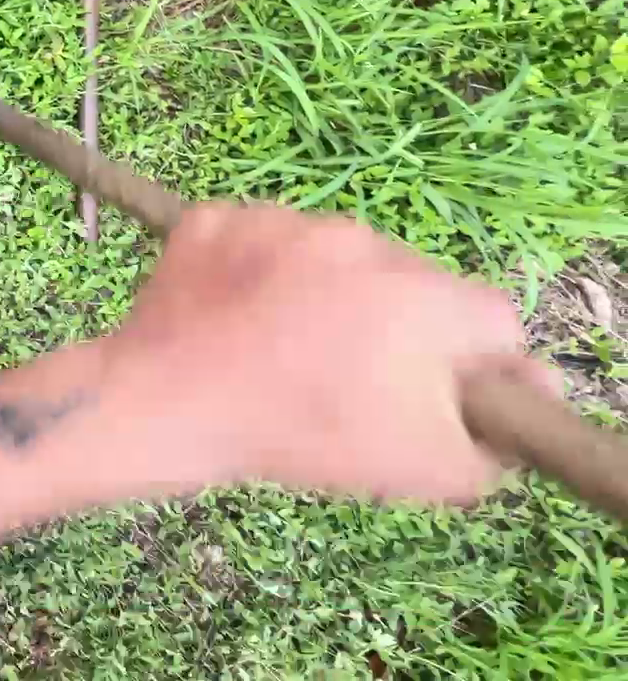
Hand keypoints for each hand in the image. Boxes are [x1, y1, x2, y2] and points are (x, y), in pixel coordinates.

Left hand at [106, 202, 558, 502]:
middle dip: (389, 319)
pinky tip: (233, 304)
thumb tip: (520, 383)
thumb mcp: (435, 466)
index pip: (487, 321)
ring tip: (278, 335)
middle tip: (338, 364)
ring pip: (324, 252)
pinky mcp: (209, 219)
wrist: (165, 399)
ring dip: (317, 285)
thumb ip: (502, 434)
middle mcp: (351, 239)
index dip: (465, 362)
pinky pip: (251, 238)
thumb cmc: (298, 432)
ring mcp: (271, 221)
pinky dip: (249, 265)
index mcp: (421, 294)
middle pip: (403, 278)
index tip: (418, 389)